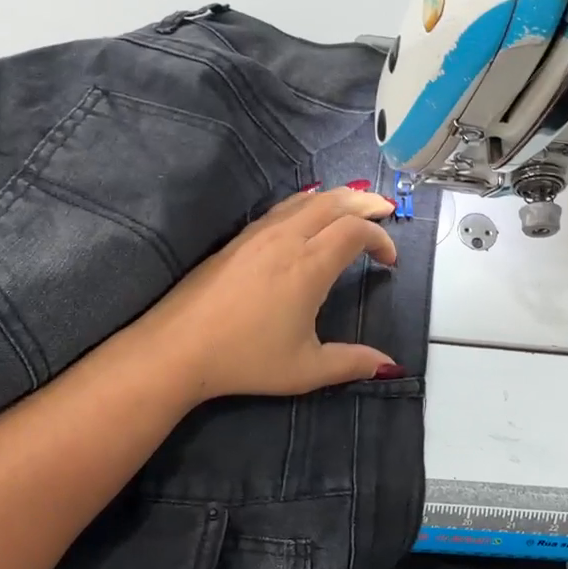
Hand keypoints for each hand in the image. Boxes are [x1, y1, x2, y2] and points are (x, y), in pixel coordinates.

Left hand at [122, 185, 400, 401]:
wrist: (178, 347)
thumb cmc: (245, 359)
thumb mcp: (306, 369)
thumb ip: (351, 363)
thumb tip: (390, 367)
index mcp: (309, 266)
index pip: (355, 231)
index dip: (379, 239)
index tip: (389, 261)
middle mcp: (286, 239)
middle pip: (334, 203)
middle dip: (364, 203)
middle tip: (384, 211)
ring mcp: (258, 235)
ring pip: (305, 200)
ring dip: (335, 199)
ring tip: (352, 206)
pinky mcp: (237, 240)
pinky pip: (281, 208)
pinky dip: (306, 203)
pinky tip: (305, 214)